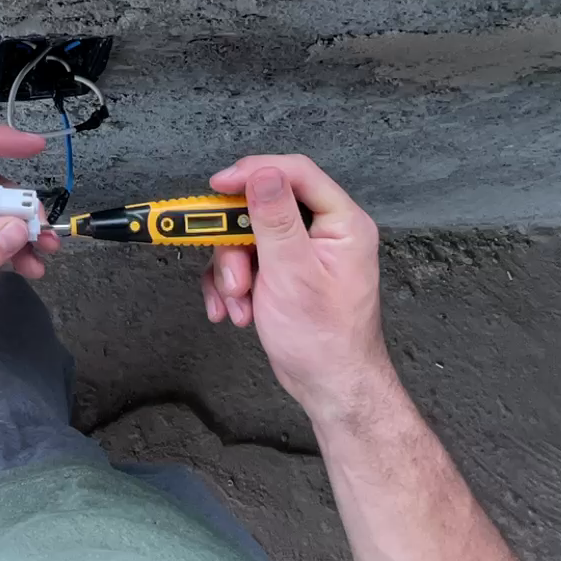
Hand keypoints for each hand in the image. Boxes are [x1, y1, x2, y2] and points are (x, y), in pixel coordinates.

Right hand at [199, 155, 390, 416]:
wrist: (328, 389)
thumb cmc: (324, 340)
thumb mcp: (293, 274)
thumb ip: (275, 219)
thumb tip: (261, 173)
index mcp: (341, 223)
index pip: (296, 173)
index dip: (254, 171)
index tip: (218, 185)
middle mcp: (322, 231)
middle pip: (261, 205)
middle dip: (235, 242)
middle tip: (232, 271)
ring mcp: (299, 251)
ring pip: (245, 235)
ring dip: (231, 270)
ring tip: (239, 302)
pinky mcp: (279, 269)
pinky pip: (242, 259)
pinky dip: (230, 284)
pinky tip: (234, 310)